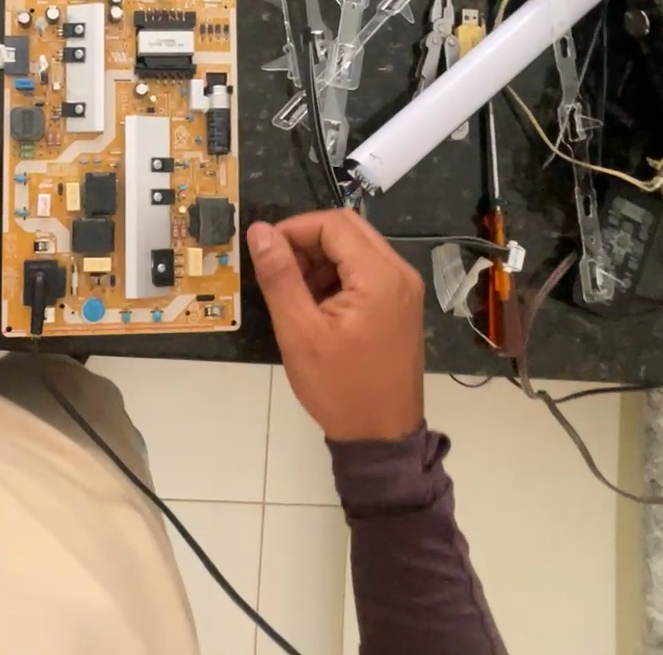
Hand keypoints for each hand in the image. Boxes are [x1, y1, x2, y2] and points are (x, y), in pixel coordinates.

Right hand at [248, 210, 425, 441]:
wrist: (381, 438)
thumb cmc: (338, 387)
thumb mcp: (298, 331)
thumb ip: (278, 275)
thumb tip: (259, 230)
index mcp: (379, 276)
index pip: (332, 224)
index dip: (293, 229)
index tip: (265, 252)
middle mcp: (399, 273)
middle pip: (346, 229)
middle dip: (306, 241)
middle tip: (278, 270)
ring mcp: (403, 288)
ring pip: (354, 247)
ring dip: (319, 259)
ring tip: (294, 293)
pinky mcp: (399, 303)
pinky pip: (364, 270)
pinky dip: (335, 275)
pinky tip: (316, 305)